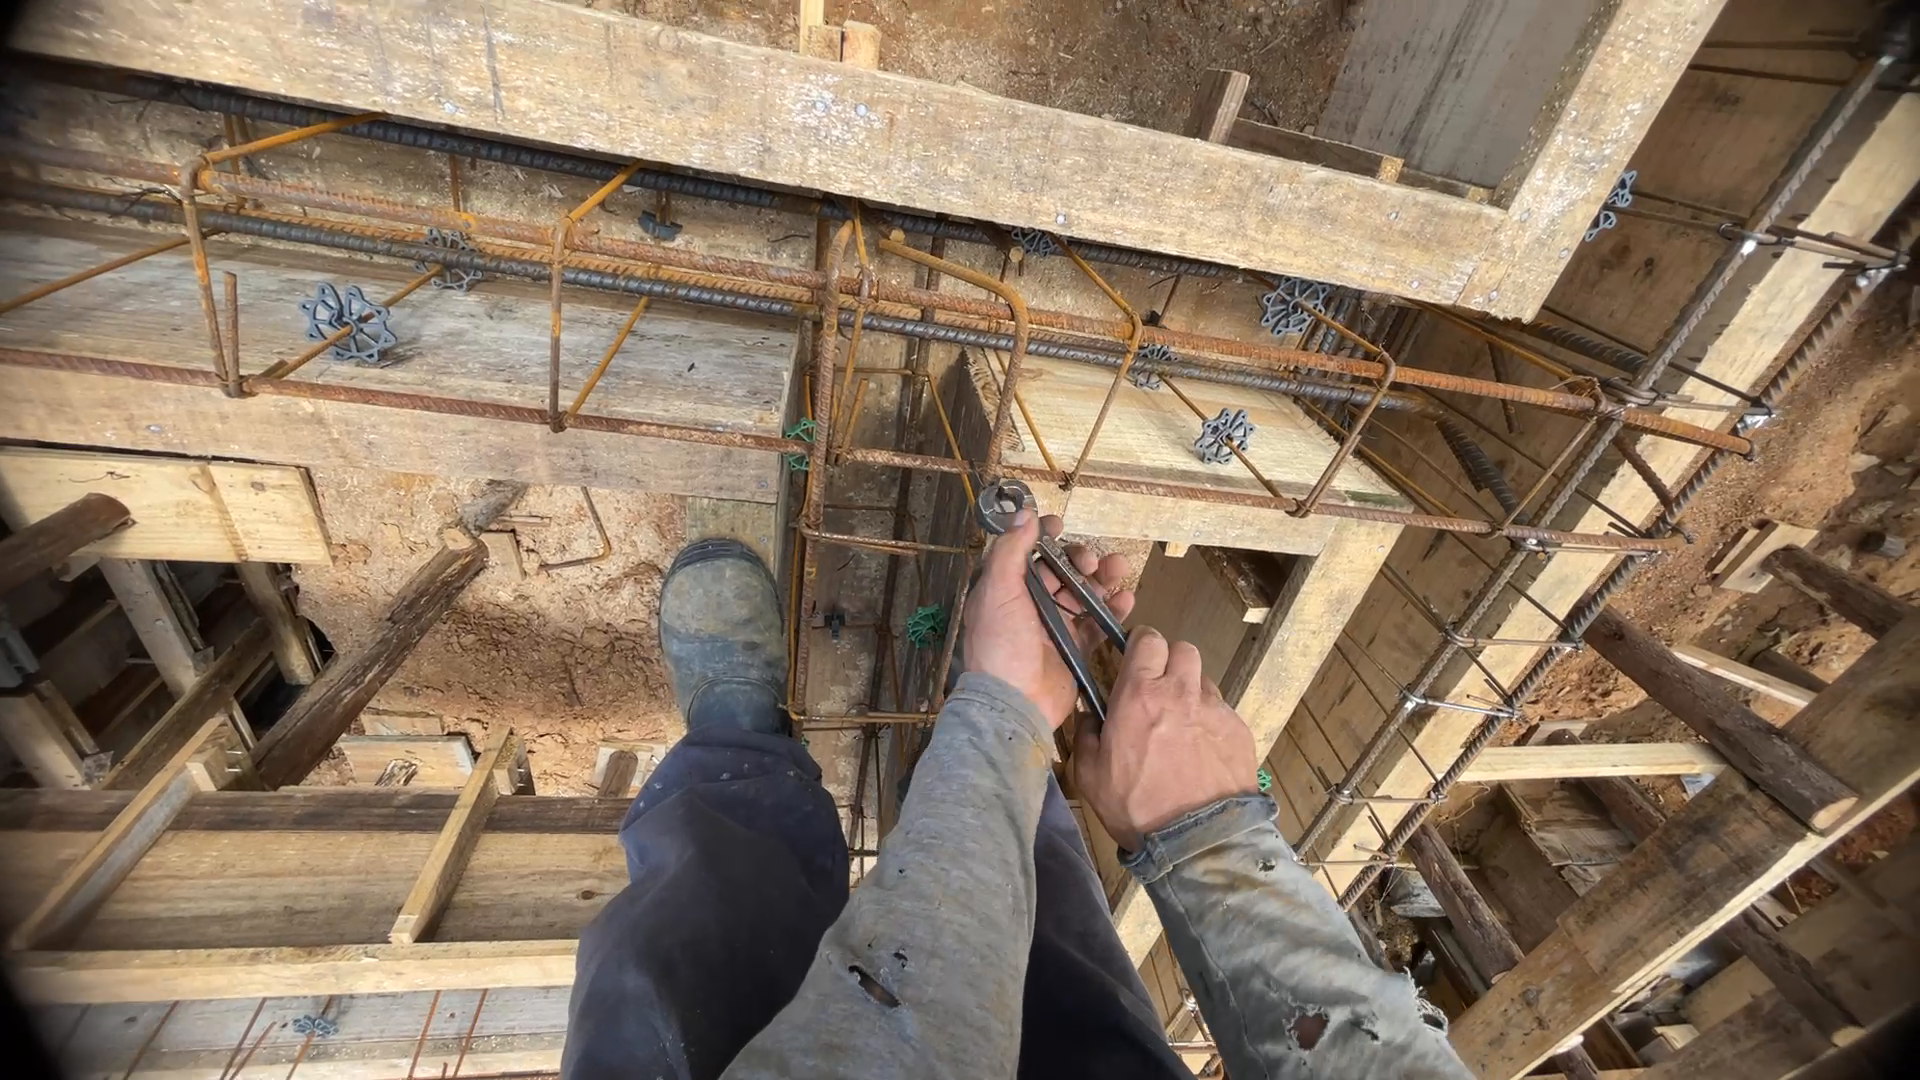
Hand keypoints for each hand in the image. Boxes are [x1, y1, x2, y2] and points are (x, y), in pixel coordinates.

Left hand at [962, 511, 1133, 729]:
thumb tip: (1024, 514)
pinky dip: (1113, 610)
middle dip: (1080, 559)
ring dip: (1103, 579)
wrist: (1015, 701)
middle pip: (1062, 572)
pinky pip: (1097, 623)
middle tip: (1092, 561)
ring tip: (1120, 570)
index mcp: (1007, 589)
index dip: (1043, 537)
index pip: (1027, 554)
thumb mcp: (998, 591)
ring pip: (1084, 594)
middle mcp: (1030, 605)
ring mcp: (1055, 627)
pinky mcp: (1076, 647)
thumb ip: (1011, 551)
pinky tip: (1126, 600)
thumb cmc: (1001, 643)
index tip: (1060, 525)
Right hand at [1073, 628, 1259, 850]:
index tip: (1136, 659)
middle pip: (1183, 649)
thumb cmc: (1136, 807)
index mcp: (1139, 694)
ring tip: (1183, 723)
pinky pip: (1223, 711)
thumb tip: (1090, 716)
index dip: (1142, 644)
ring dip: (1192, 692)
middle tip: (1160, 688)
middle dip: (1170, 662)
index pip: (1148, 640)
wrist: (1197, 842)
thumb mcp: (1090, 775)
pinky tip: (1203, 751)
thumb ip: (1086, 735)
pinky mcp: (1239, 732)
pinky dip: (1211, 722)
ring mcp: (1214, 710)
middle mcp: (1180, 692)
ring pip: (1205, 680)